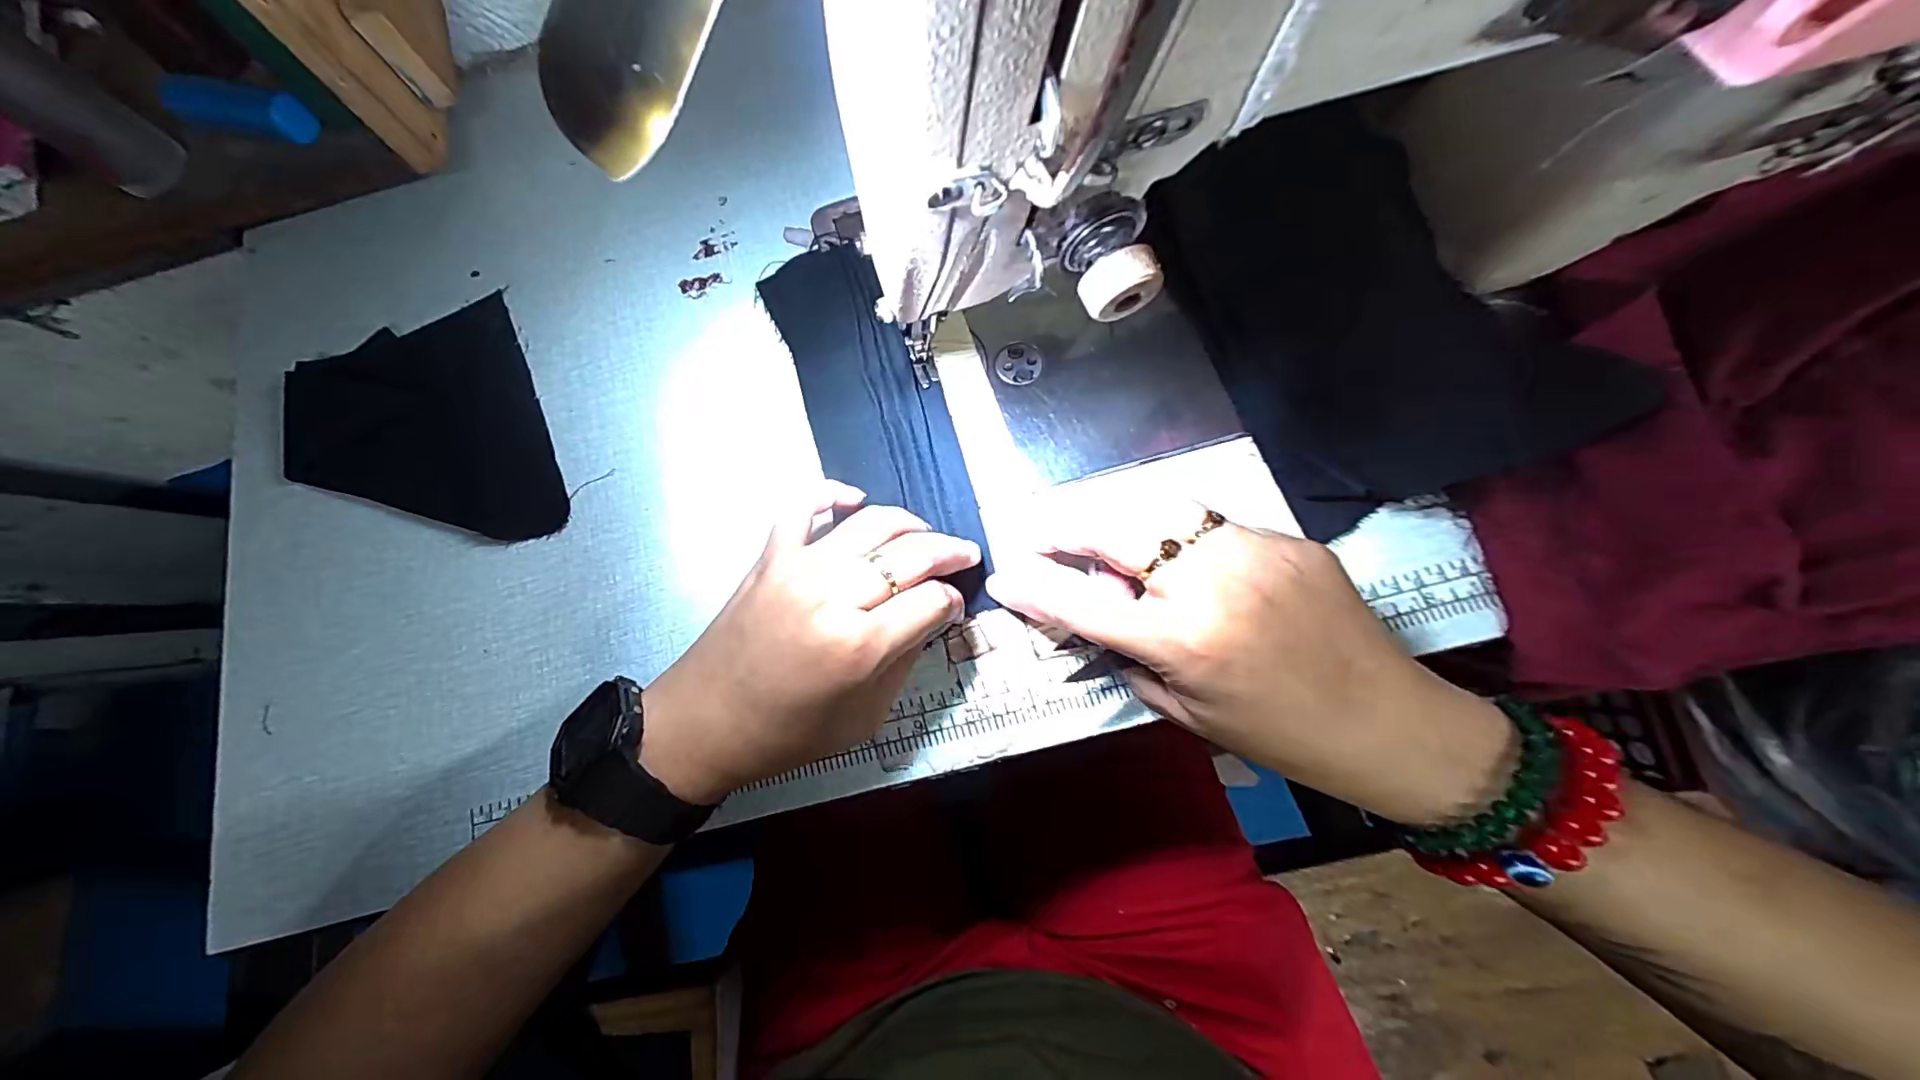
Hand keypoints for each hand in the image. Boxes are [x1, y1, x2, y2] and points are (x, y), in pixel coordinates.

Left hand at [637, 481, 978, 804]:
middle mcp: (833, 596)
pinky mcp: (770, 557)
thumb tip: (933, 616)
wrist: (705, 723)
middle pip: (910, 554)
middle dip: (949, 552)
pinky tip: (854, 497)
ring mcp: (798, 569)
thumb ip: (904, 661)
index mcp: (860, 645)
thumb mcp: (865, 717)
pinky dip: (830, 492)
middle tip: (965, 555)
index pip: (930, 600)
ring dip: (909, 523)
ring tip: (925, 534)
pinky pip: (802, 506)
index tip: (953, 605)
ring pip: (870, 524)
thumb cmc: (788, 734)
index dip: (951, 600)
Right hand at [984, 502, 1514, 823]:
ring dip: (1116, 517)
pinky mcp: (1287, 539)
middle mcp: (1213, 584)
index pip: (1084, 603)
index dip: (1035, 587)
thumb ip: (1132, 660)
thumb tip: (1094, 618)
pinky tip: (1177, 552)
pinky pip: (1213, 524)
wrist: (1388, 721)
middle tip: (1042, 536)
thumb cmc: (1279, 734)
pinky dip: (1179, 534)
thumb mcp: (1187, 713)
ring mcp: (1254, 551)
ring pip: (1161, 507)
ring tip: (1097, 531)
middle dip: (1065, 528)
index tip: (1006, 577)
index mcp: (1184, 642)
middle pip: (1115, 529)